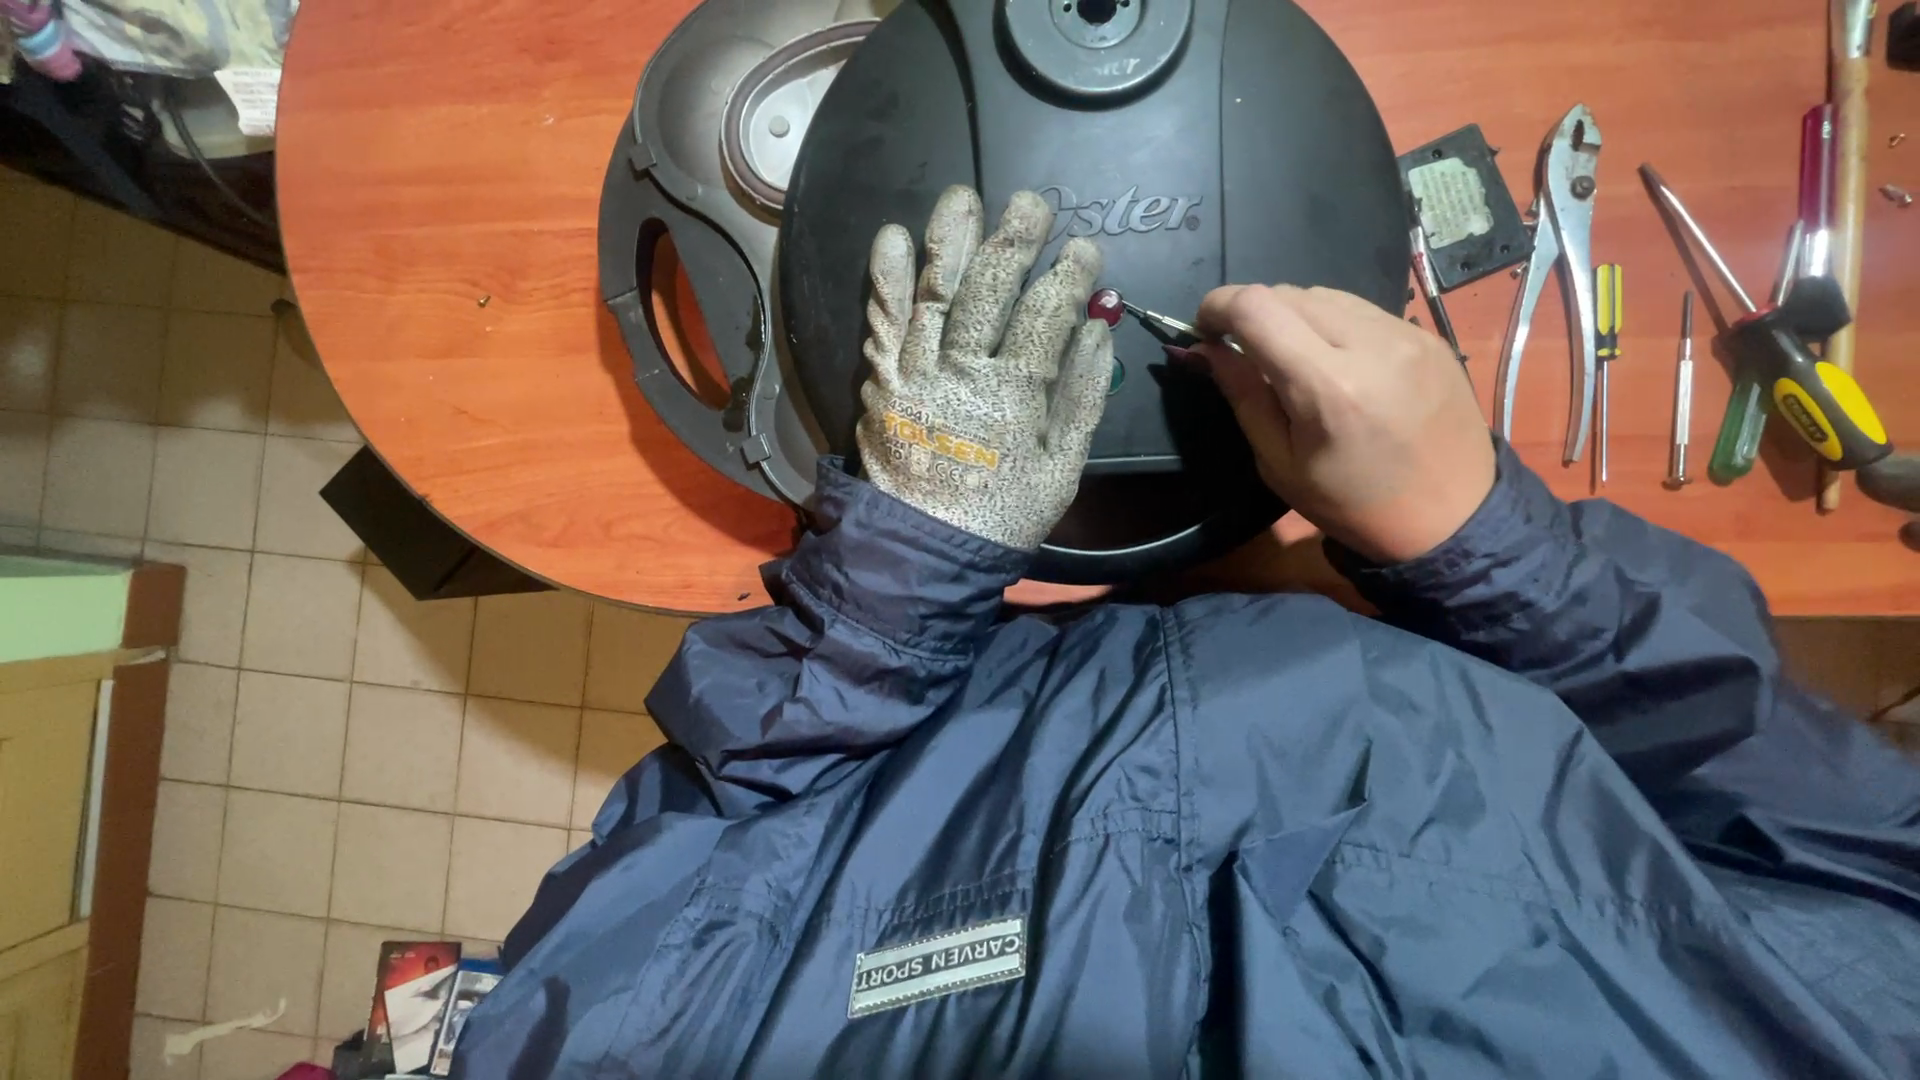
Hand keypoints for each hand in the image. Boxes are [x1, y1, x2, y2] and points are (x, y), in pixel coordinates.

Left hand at [857, 186, 1112, 550]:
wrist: (924, 547)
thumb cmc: (1003, 511)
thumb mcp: (1063, 468)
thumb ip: (1082, 398)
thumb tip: (1096, 330)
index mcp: (1014, 395)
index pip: (1045, 315)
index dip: (1067, 275)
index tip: (1083, 248)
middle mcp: (961, 372)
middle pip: (989, 291)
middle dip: (1013, 241)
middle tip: (1031, 203)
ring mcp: (915, 372)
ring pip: (934, 294)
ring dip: (950, 241)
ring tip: (965, 198)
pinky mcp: (880, 381)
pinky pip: (882, 322)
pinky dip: (886, 278)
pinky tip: (893, 236)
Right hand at [1191, 284, 1494, 564]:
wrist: (1451, 517)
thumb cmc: (1350, 504)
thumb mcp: (1278, 461)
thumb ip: (1241, 394)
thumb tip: (1199, 349)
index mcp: (1327, 386)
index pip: (1256, 308)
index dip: (1217, 306)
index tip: (1203, 329)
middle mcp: (1370, 345)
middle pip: (1288, 293)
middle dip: (1251, 312)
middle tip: (1238, 348)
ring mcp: (1406, 334)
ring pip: (1324, 293)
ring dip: (1290, 313)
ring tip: (1285, 354)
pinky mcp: (1427, 335)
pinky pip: (1360, 309)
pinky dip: (1328, 322)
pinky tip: (1330, 358)